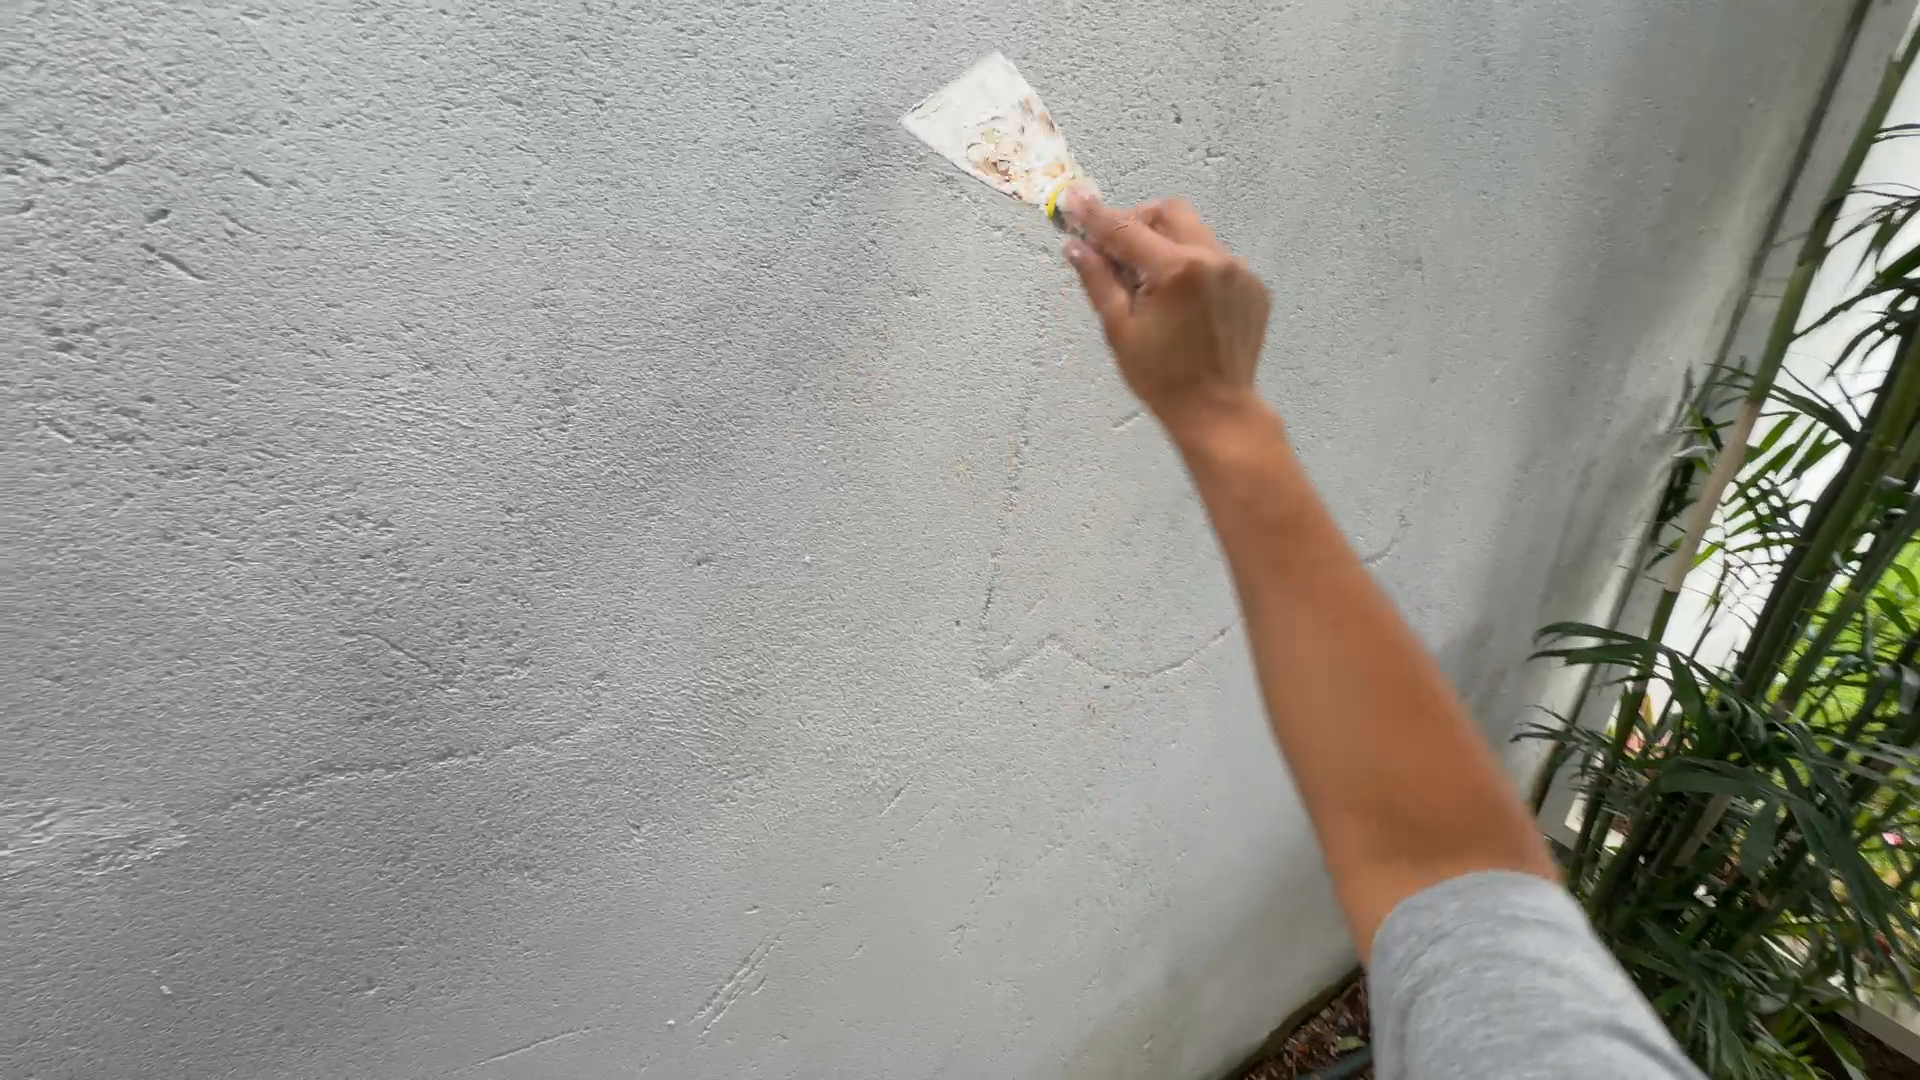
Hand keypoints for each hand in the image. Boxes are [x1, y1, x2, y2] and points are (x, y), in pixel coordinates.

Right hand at [1061, 188, 1271, 436]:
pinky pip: (1217, 259)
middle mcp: (1214, 259)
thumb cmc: (1161, 378)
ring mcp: (1239, 271)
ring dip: (1167, 246)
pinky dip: (1194, 268)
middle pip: (1169, 212)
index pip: (1127, 230)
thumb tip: (1076, 246)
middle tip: (1119, 253)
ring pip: (1195, 233)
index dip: (1096, 215)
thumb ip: (1098, 280)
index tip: (1075, 199)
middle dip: (1139, 223)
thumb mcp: (1119, 330)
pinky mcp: (1253, 286)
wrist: (1216, 409)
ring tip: (1153, 288)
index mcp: (1177, 270)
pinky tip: (1183, 305)